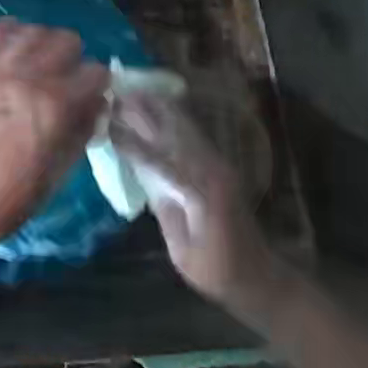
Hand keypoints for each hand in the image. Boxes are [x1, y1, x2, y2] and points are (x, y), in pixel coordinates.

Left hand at [0, 19, 107, 256]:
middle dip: (72, 58)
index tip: (92, 96)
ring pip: (33, 30)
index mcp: (57, 104)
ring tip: (38, 64)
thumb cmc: (14, 195)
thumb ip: (82, 129)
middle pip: (66, 39)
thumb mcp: (62, 169)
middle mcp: (30, 77)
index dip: (98, 85)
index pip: (96, 71)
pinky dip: (8, 35)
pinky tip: (13, 52)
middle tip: (65, 79)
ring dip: (42, 44)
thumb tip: (95, 105)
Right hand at [112, 89, 281, 312]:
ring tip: (134, 92)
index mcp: (202, 194)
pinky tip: (160, 108)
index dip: (133, 144)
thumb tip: (145, 178)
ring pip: (185, 130)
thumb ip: (166, 212)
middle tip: (117, 95)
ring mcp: (218, 166)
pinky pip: (193, 136)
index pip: (161, 161)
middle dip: (145, 115)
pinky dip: (174, 119)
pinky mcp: (219, 167)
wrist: (259, 276)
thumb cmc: (218, 273)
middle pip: (173, 136)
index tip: (108, 127)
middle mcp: (212, 171)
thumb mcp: (184, 252)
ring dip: (159, 110)